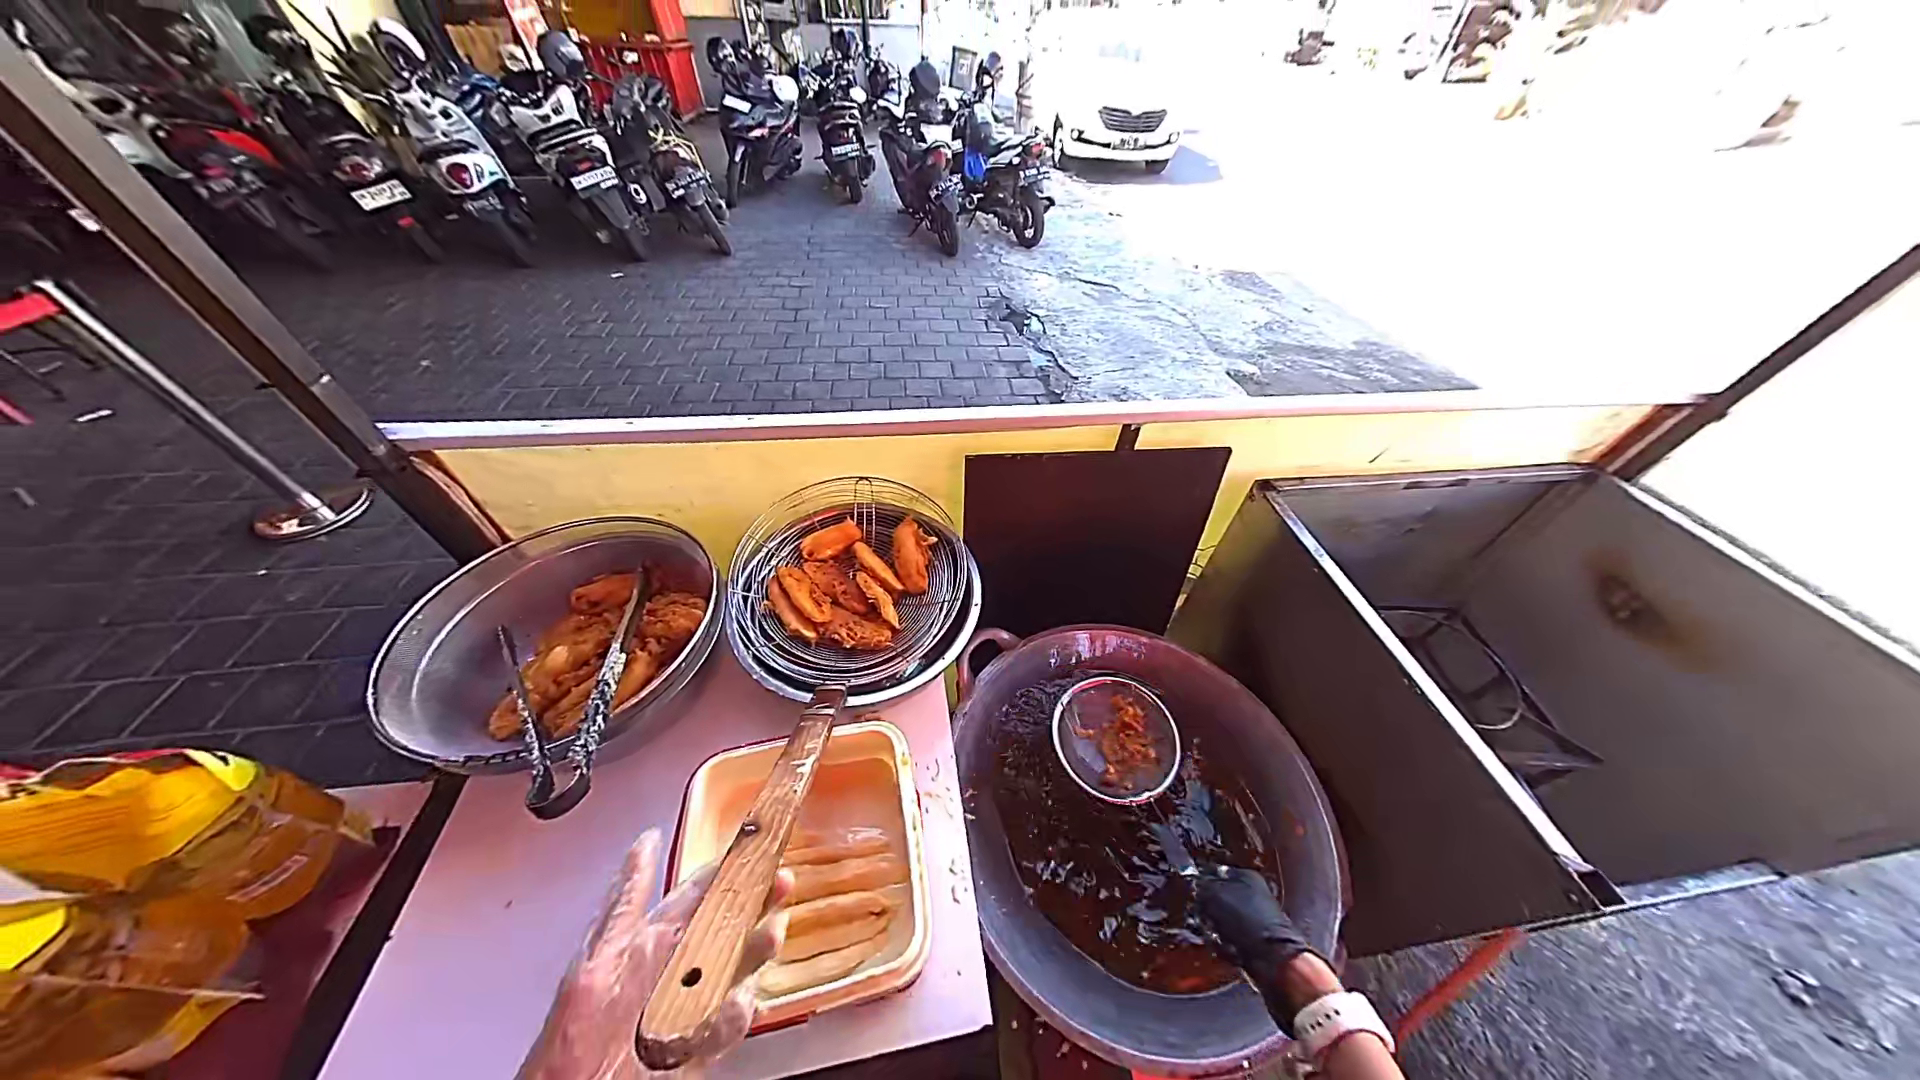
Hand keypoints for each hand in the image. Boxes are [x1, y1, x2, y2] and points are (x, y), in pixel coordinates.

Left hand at [518, 828, 791, 1079]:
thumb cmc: (570, 1037)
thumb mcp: (596, 957)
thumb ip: (623, 900)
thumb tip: (645, 842)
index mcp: (659, 936)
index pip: (707, 886)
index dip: (735, 864)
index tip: (761, 842)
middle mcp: (683, 962)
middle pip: (736, 920)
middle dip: (763, 899)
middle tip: (781, 883)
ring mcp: (696, 999)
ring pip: (743, 964)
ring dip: (759, 948)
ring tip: (768, 936)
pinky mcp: (703, 1039)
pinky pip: (733, 1020)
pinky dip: (738, 1011)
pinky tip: (735, 1002)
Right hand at [1193, 866, 1322, 1030]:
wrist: (1275, 965)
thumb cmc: (1245, 923)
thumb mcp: (1213, 896)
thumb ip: (1200, 886)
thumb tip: (1192, 884)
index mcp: (1247, 876)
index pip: (1215, 871)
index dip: (1199, 881)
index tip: (1188, 890)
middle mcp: (1256, 895)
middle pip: (1219, 896)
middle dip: (1206, 907)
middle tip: (1197, 914)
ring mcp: (1259, 920)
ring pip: (1224, 920)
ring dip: (1213, 927)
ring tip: (1209, 933)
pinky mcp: (1259, 944)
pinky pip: (1231, 939)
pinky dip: (1224, 944)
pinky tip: (1221, 947)